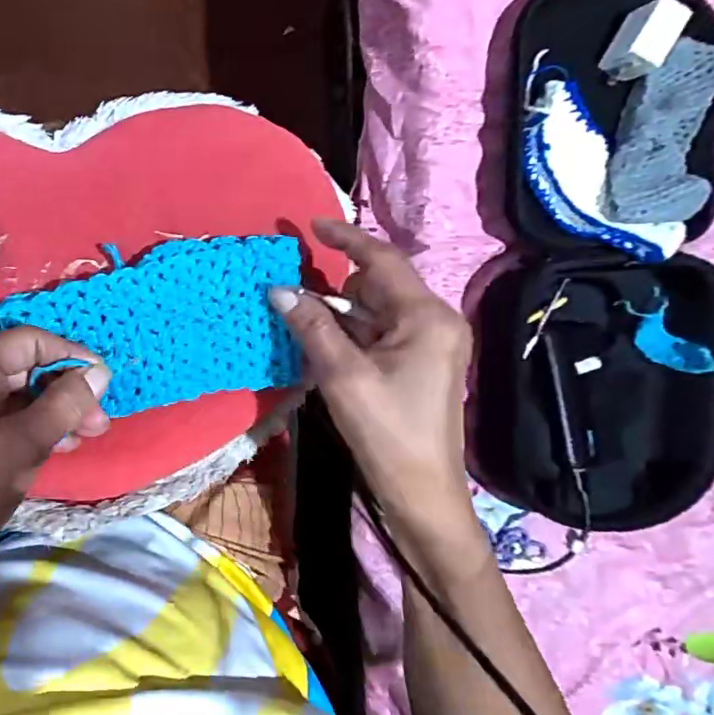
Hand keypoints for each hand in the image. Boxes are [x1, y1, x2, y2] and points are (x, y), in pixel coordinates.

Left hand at [0, 328, 111, 562]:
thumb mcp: (24, 444)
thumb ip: (65, 403)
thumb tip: (100, 372)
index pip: (28, 341)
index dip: (70, 356)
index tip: (104, 381)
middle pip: (28, 365)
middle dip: (67, 390)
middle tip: (100, 421)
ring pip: (25, 391)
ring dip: (59, 410)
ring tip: (90, 434)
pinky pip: (13, 412)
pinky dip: (40, 424)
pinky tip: (64, 444)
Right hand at [270, 218, 471, 515]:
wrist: (420, 489)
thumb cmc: (386, 430)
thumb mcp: (342, 375)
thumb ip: (311, 326)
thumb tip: (278, 289)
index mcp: (426, 317)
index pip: (382, 261)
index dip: (345, 239)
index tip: (311, 225)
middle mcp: (435, 322)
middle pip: (377, 286)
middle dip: (335, 290)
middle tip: (294, 298)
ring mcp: (430, 344)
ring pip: (375, 312)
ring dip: (338, 315)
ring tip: (302, 325)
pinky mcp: (419, 364)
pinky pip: (378, 334)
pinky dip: (350, 335)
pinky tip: (323, 348)